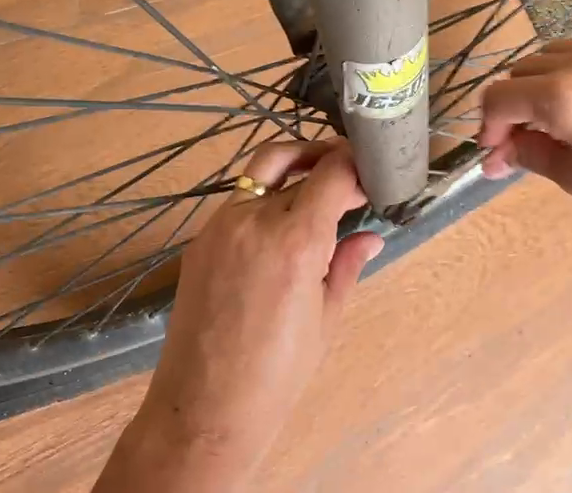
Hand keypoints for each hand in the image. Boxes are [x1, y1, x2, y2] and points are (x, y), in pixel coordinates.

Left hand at [96, 141, 383, 492]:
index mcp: (296, 239)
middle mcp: (255, 219)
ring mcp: (220, 225)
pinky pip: (237, 201)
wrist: (204, 410)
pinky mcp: (200, 239)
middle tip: (347, 175)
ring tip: (315, 188)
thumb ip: (346, 265)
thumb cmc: (278, 374)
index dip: (355, 164)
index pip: (332, 171)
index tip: (369, 177)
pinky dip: (264, 198)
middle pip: (295, 161)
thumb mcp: (325, 318)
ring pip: (261, 171)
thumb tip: (370, 236)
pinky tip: (279, 225)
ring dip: (293, 169)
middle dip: (326, 160)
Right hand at [477, 2, 571, 250]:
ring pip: (554, 50)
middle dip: (513, 108)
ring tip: (556, 113)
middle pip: (522, 72)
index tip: (496, 153)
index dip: (489, 126)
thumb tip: (498, 154)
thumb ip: (530, 155)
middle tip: (522, 143)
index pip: (499, 98)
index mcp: (560, 98)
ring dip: (543, 79)